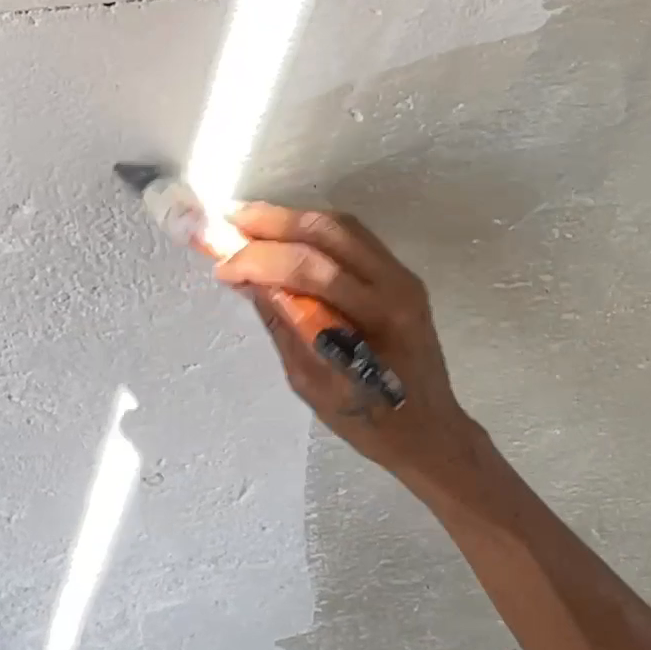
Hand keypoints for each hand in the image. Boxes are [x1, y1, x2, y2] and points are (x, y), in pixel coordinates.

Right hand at [214, 203, 485, 480]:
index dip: (260, 260)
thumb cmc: (371, 423)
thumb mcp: (313, 384)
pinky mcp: (398, 274)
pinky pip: (350, 236)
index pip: (311, 270)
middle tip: (226, 222)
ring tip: (246, 222)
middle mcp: (395, 284)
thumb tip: (248, 281)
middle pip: (326, 233)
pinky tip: (282, 234)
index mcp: (379, 316)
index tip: (221, 266)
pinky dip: (311, 229)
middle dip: (271, 223)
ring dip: (289, 219)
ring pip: (339, 225)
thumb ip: (284, 325)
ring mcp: (401, 274)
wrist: (430, 430)